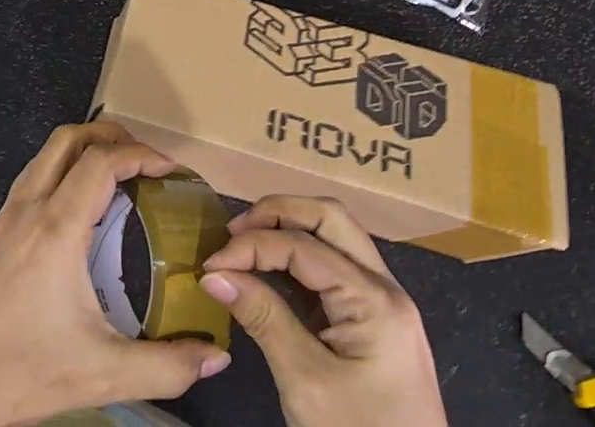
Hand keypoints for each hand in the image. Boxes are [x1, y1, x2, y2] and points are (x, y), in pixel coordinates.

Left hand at [0, 123, 229, 426]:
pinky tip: (82, 210)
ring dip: (84, 149)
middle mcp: (28, 209)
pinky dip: (63, 171)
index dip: (141, 154)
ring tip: (120, 176)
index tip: (173, 171)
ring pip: (45, 154)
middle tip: (147, 160)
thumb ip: (167, 366)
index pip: (100, 161)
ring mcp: (5, 217)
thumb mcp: (102, 374)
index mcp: (55, 229)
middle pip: (68, 139)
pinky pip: (33, 178)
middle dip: (111, 135)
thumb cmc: (19, 372)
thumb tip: (217, 356)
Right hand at [200, 196, 446, 426]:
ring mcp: (384, 302)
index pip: (303, 244)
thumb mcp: (305, 381)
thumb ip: (262, 318)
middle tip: (233, 232)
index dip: (251, 246)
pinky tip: (270, 271)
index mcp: (374, 300)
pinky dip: (300, 257)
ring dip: (290, 229)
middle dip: (277, 213)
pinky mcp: (375, 319)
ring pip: (336, 236)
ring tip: (245, 245)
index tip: (209, 265)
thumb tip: (213, 274)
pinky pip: (336, 266)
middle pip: (330, 217)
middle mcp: (386, 287)